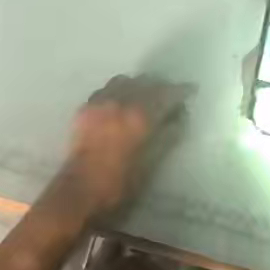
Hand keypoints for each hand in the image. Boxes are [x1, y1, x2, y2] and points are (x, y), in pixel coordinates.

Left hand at [47, 74, 188, 218]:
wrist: (80, 188)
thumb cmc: (119, 182)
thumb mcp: (151, 162)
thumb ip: (167, 136)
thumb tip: (179, 118)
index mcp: (140, 116)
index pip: (166, 94)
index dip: (180, 91)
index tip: (190, 90)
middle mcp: (120, 102)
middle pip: (145, 83)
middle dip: (159, 86)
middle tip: (169, 95)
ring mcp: (99, 103)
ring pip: (123, 82)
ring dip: (137, 85)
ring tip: (143, 96)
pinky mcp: (84, 109)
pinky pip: (104, 90)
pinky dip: (116, 92)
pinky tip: (118, 103)